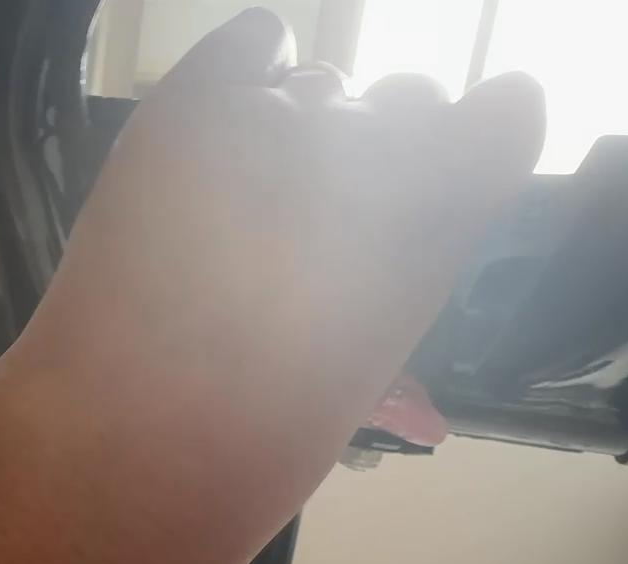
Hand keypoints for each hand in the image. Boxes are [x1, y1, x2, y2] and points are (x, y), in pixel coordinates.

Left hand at [0, 8, 540, 504]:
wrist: (124, 443)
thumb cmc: (240, 448)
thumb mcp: (338, 405)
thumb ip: (385, 365)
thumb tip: (419, 402)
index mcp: (436, 229)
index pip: (503, 118)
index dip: (465, 151)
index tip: (428, 190)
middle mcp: (374, 149)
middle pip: (399, 104)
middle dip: (369, 158)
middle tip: (303, 234)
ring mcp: (277, 119)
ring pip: (316, 91)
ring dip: (294, 140)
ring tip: (234, 219)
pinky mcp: (189, 108)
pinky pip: (246, 50)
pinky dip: (242, 80)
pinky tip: (221, 132)